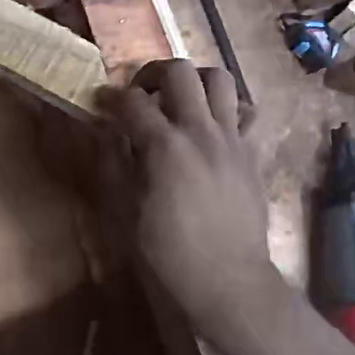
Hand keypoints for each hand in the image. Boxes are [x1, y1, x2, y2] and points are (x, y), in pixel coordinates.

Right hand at [101, 60, 283, 330]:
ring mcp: (232, 139)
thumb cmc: (170, 255)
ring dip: (196, 81)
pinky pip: (248, 113)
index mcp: (165, 146)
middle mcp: (200, 131)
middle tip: (143, 94)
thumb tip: (113, 133)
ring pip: (221, 79)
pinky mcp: (252, 153)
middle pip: (180, 72)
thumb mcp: (129, 213)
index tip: (102, 102)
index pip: (132, 102)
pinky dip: (230, 109)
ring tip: (182, 100)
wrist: (228, 282)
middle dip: (154, 73)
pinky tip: (216, 126)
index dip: (111, 97)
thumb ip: (120, 164)